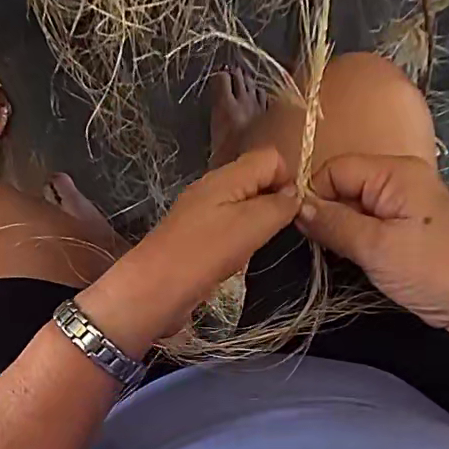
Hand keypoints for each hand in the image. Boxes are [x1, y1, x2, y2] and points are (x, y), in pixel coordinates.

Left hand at [77, 149, 298, 354]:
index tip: (292, 212)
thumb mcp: (251, 225)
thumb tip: (295, 194)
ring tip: (256, 247)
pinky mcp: (194, 238)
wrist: (154, 290)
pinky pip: (228, 229)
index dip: (288, 179)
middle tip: (278, 232)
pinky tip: (236, 259)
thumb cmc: (204, 253)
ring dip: (257, 224)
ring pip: (242, 206)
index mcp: (225, 177)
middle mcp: (211, 188)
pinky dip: (239, 240)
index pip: (269, 158)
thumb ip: (278, 205)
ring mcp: (200, 214)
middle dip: (274, 202)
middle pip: (255, 180)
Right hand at [295, 154, 448, 330]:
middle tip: (324, 249)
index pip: (334, 169)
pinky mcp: (410, 227)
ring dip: (344, 230)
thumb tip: (298, 207)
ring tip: (344, 256)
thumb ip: (334, 224)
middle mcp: (401, 179)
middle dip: (329, 214)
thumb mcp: (375, 247)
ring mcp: (407, 204)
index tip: (305, 230)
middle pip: (345, 186)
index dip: (315, 196)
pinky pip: (372, 223)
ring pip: (357, 208)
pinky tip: (361, 260)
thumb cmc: (432, 270)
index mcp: (395, 172)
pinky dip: (360, 240)